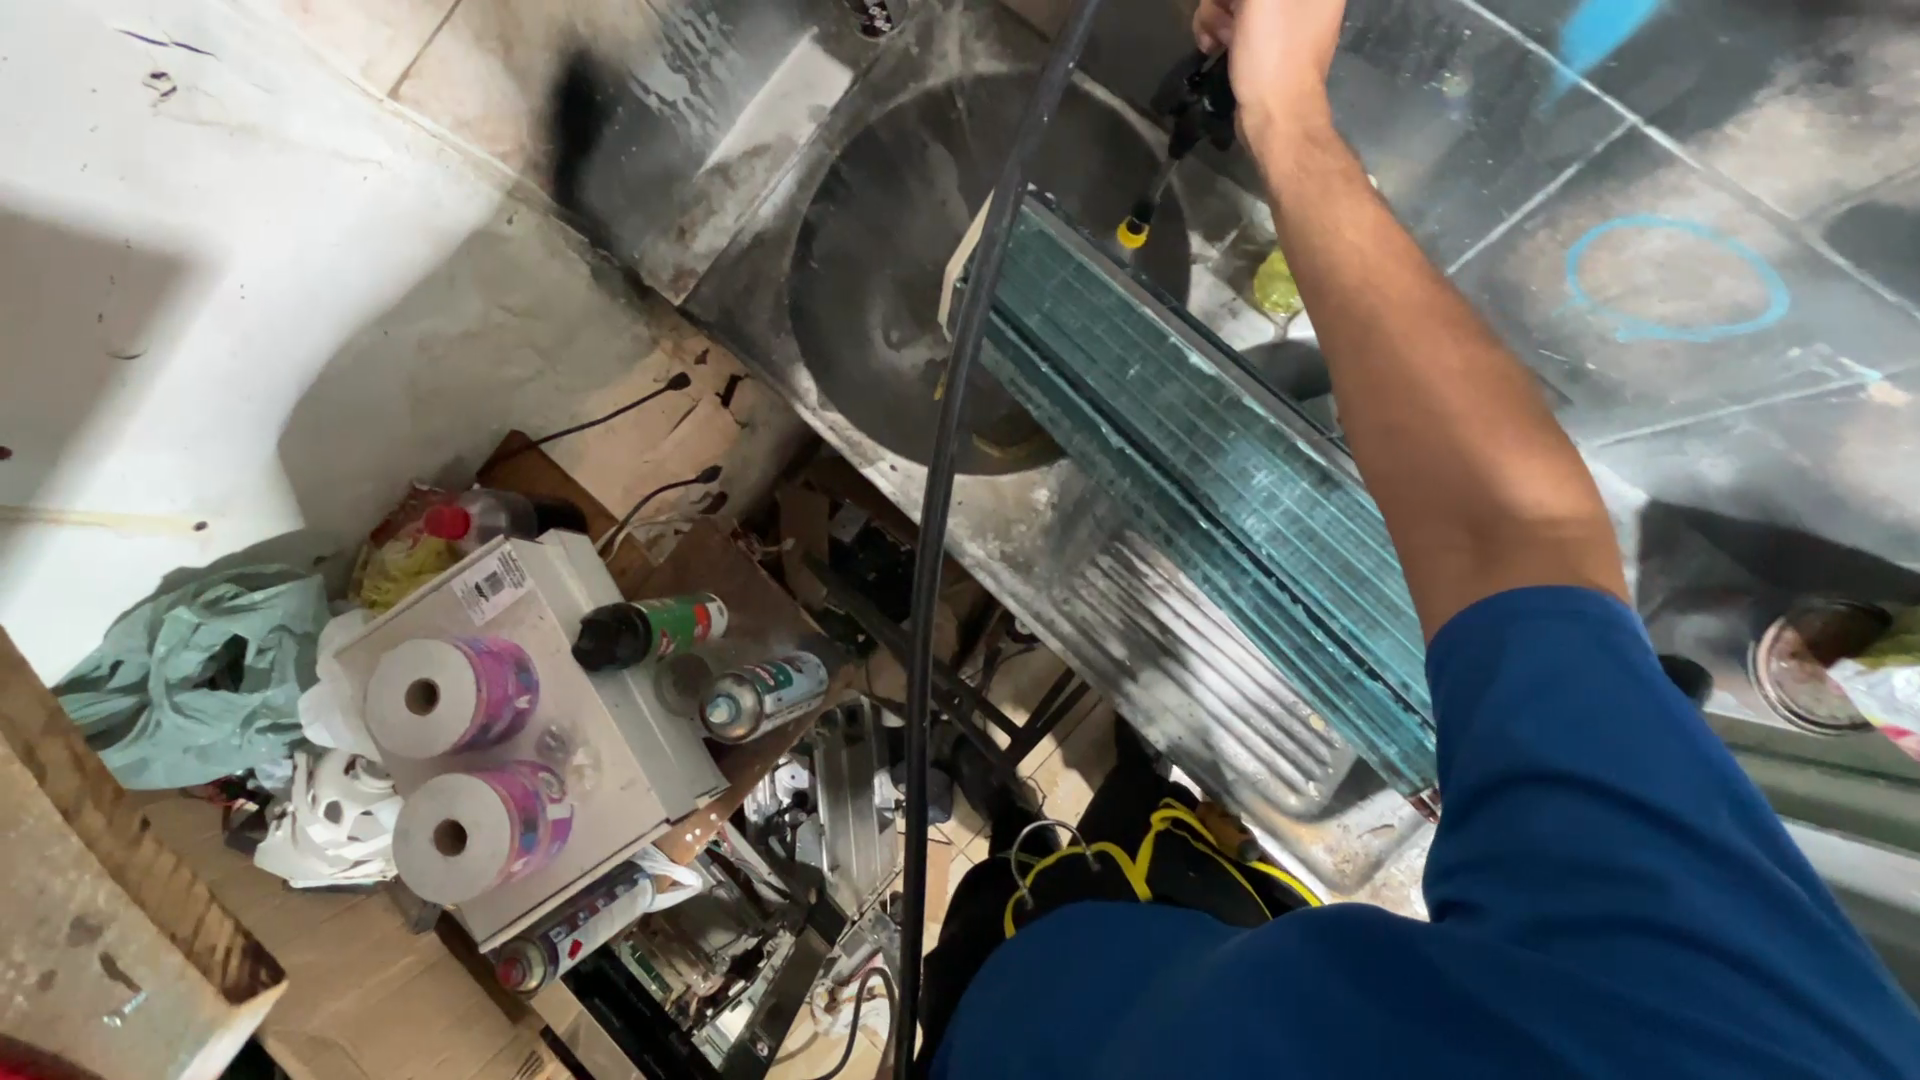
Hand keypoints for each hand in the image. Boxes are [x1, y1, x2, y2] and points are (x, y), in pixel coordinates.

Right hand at [1192, 0, 1345, 137]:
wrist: (1275, 117)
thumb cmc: (1275, 54)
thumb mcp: (1261, 0)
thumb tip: (1242, 4)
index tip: (1238, 6)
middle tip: (1229, 14)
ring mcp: (1282, 15)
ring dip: (1217, 13)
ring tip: (1220, 38)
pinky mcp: (1263, 38)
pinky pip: (1233, 19)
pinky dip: (1217, 30)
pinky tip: (1214, 46)